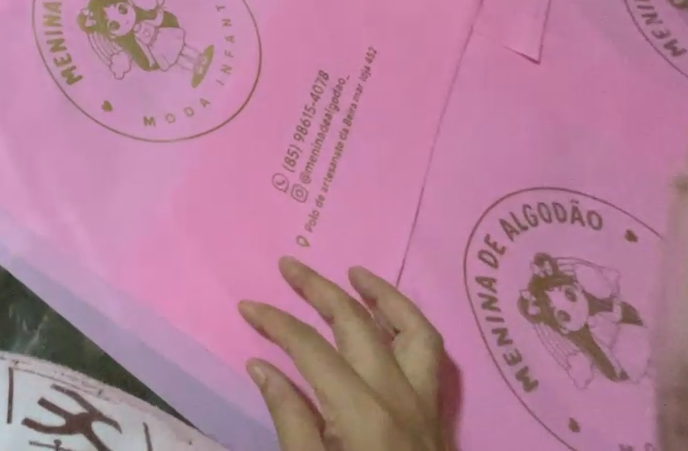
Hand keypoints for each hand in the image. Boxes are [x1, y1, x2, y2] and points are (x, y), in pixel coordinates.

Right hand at [239, 257, 451, 450]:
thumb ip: (289, 417)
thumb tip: (263, 366)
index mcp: (363, 414)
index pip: (309, 346)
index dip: (274, 321)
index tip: (246, 308)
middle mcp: (400, 400)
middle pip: (358, 325)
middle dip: (320, 289)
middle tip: (289, 265)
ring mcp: (428, 410)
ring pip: (415, 334)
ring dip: (384, 298)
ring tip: (356, 274)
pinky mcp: (440, 422)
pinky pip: (432, 360)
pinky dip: (409, 329)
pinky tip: (388, 321)